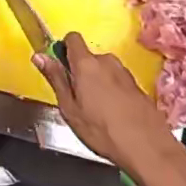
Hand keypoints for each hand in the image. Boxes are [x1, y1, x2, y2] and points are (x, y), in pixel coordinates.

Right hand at [34, 33, 185, 173]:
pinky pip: (116, 81)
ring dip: (96, 83)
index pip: (72, 38)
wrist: (147, 146)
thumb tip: (39, 56)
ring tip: (94, 111)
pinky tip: (112, 114)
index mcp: (87, 64)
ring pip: (102, 70)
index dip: (63, 50)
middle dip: (79, 73)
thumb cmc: (101, 130)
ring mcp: (125, 73)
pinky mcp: (137, 85)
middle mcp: (108, 62)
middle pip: (87, 58)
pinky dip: (110, 91)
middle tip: (76, 100)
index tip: (60, 69)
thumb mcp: (69, 108)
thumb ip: (55, 79)